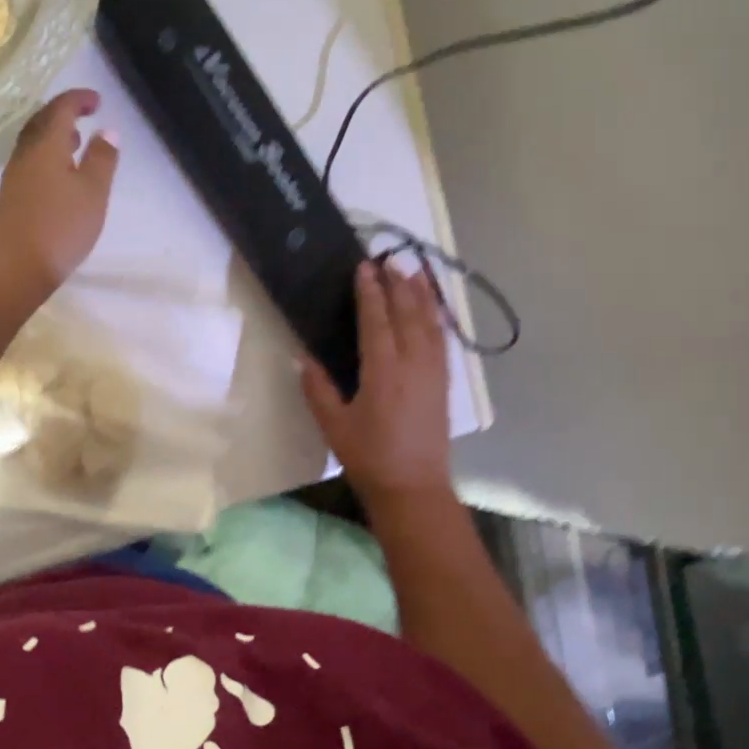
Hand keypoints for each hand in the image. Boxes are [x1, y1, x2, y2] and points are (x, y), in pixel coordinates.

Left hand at [0, 88, 119, 291]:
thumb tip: (106, 131)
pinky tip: (57, 176)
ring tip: (74, 145)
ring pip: (33, 143)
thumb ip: (102, 159)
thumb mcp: (93, 193)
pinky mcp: (10, 197)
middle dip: (63, 114)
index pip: (61, 108)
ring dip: (53, 137)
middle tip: (83, 117)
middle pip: (42, 122)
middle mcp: (26, 153)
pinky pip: (29, 163)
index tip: (97, 101)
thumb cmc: (61, 227)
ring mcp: (14, 176)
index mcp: (47, 144)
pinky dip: (46, 157)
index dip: (79, 100)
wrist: (16, 266)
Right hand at [302, 262, 458, 508]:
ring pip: (430, 323)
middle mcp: (413, 364)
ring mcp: (433, 372)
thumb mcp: (333, 426)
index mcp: (383, 372)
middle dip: (398, 285)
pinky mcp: (444, 383)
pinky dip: (437, 318)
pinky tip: (433, 310)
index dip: (371, 293)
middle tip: (388, 261)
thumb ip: (318, 389)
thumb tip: (304, 358)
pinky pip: (442, 340)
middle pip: (408, 314)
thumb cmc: (368, 458)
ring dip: (422, 295)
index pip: (377, 321)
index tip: (364, 268)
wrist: (413, 487)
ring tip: (414, 272)